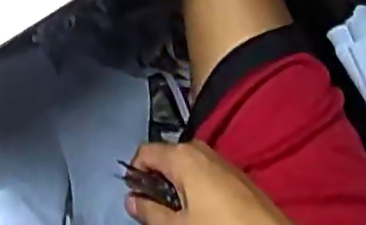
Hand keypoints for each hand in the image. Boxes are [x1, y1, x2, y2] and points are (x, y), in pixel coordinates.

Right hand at [124, 142, 293, 224]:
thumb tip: (130, 199)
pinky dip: (196, 189)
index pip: (145, 152)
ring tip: (180, 217)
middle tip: (156, 213)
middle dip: (157, 183)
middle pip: (166, 158)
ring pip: (186, 167)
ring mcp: (219, 158)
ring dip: (177, 188)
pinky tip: (203, 215)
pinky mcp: (235, 173)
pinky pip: (204, 174)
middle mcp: (199, 148)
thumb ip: (151, 212)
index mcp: (182, 155)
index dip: (134, 173)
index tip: (134, 199)